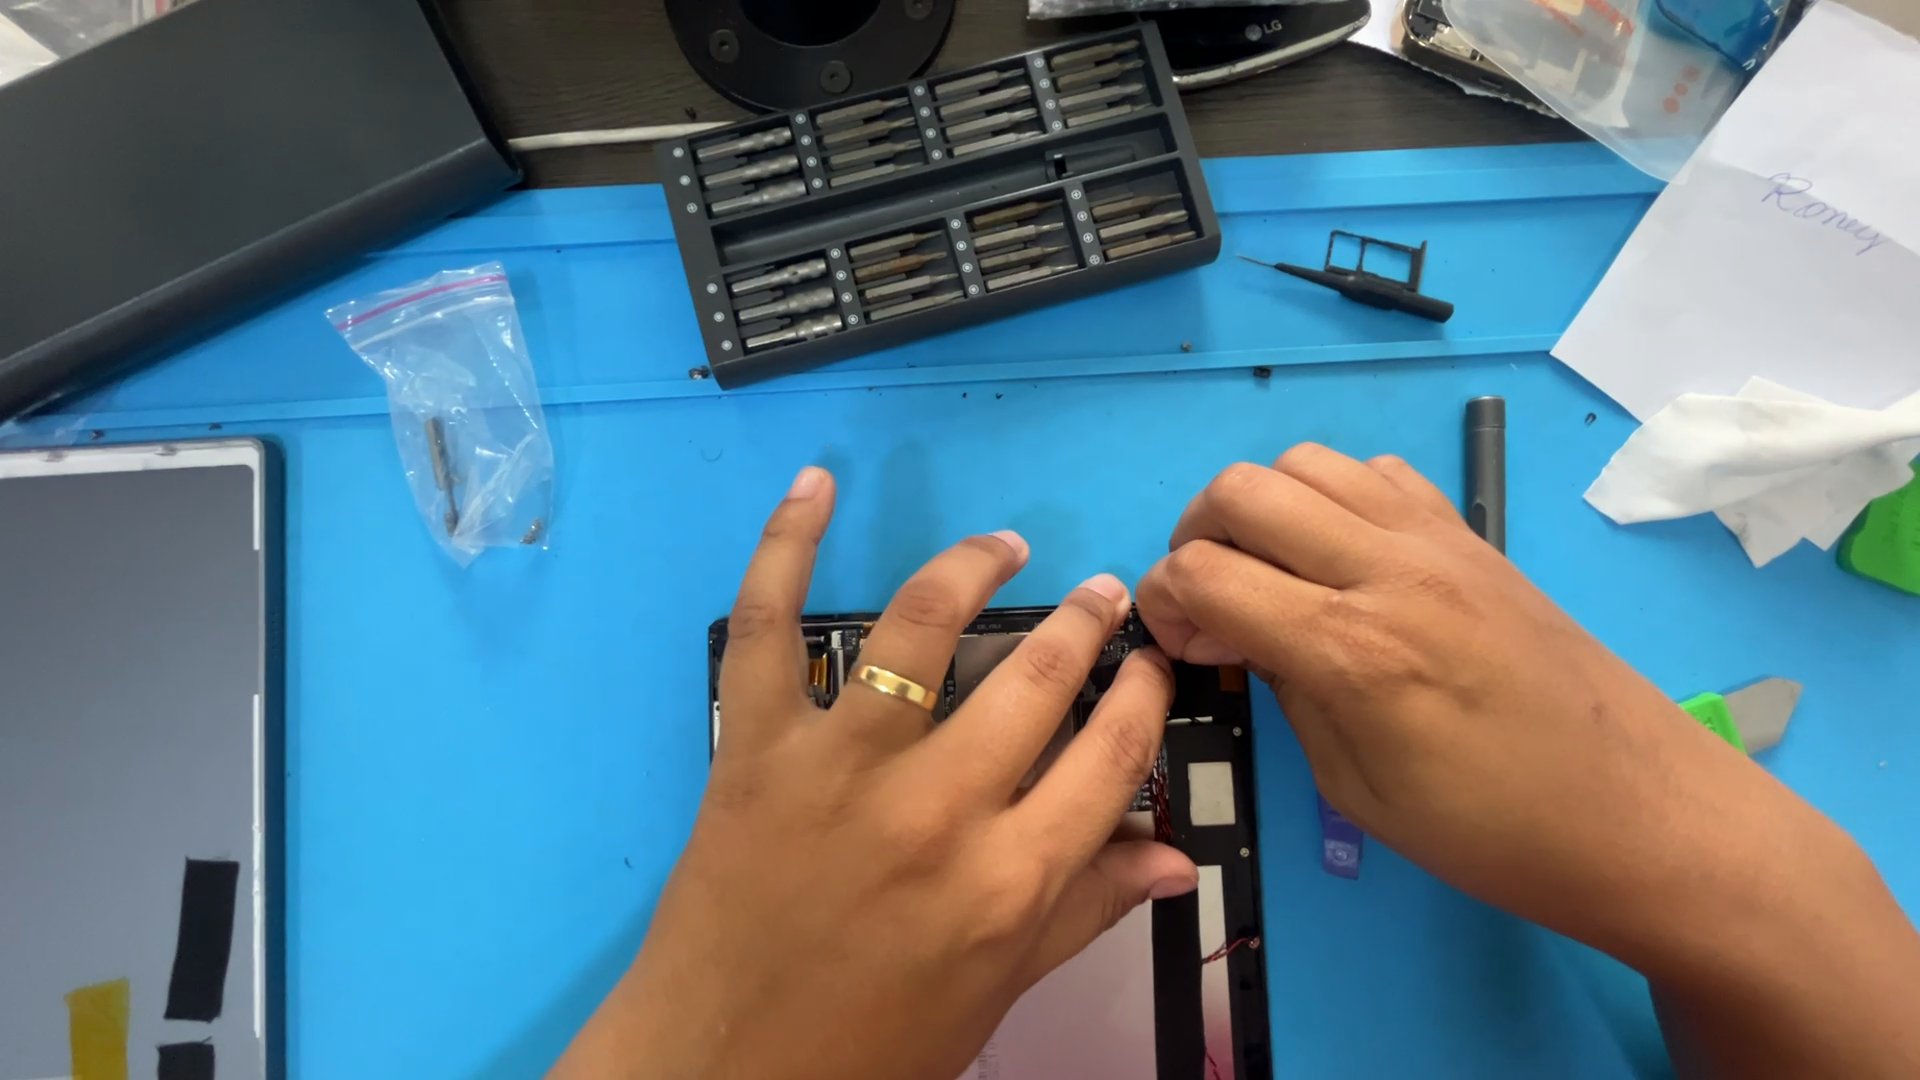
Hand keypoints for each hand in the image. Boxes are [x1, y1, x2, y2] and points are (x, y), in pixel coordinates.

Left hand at [551, 466, 1195, 1079]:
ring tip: (1004, 544)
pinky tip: (814, 485)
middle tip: (1102, 592)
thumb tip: (1179, 856)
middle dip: (1085, 624)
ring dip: (972, 567)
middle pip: (1036, 680)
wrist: (720, 1074)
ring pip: (918, 627)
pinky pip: (770, 624)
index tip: (1151, 658)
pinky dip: (786, 546)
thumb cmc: (873, 1042)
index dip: (1145, 695)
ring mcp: (839, 764)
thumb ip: (1088, 908)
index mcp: (1008, 878)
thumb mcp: (999, 989)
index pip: (1113, 757)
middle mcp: (935, 809)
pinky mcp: (756, 743)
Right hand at [1136, 444, 1919, 1076]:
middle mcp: (1387, 568)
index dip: (1159, 599)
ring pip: (1301, 462)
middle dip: (1191, 536)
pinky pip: (1372, 471)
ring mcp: (1435, 538)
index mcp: (1349, 647)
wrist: (1652, 819)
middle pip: (1239, 491)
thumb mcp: (1348, 783)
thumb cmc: (1488, 828)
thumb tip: (1233, 630)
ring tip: (1263, 563)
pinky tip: (1337, 549)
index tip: (1171, 637)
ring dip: (1255, 506)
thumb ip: (1279, 684)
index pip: (1203, 573)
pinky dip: (1328, 495)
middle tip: (1204, 594)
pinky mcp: (1470, 533)